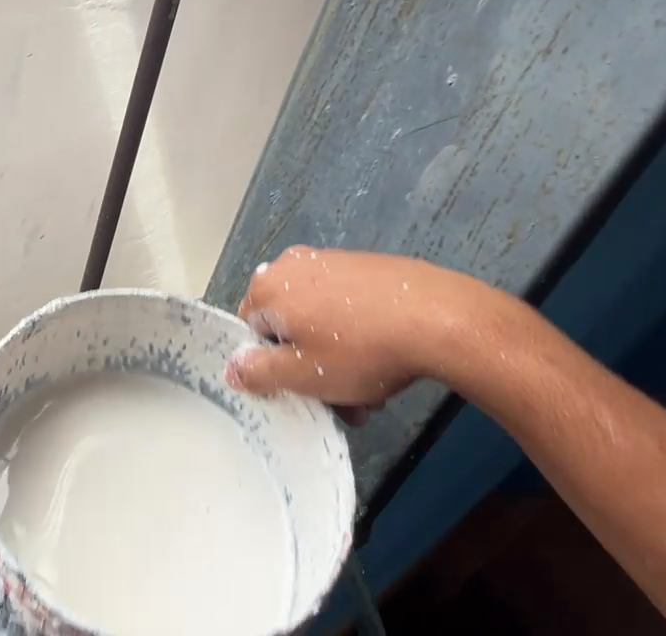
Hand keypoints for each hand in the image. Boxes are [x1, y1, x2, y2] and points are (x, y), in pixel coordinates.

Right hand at [226, 246, 491, 407]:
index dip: (270, 366)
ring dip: (336, 359)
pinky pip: (345, 307)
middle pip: (287, 326)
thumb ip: (258, 371)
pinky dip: (355, 335)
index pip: (249, 330)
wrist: (435, 316)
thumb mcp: (302, 374)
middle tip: (339, 403)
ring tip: (368, 395)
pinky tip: (383, 363)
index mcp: (268, 286)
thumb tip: (231, 366)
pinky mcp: (364, 266)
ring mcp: (331, 261)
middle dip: (309, 367)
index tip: (299, 392)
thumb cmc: (359, 349)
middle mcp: (293, 265)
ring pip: (319, 321)